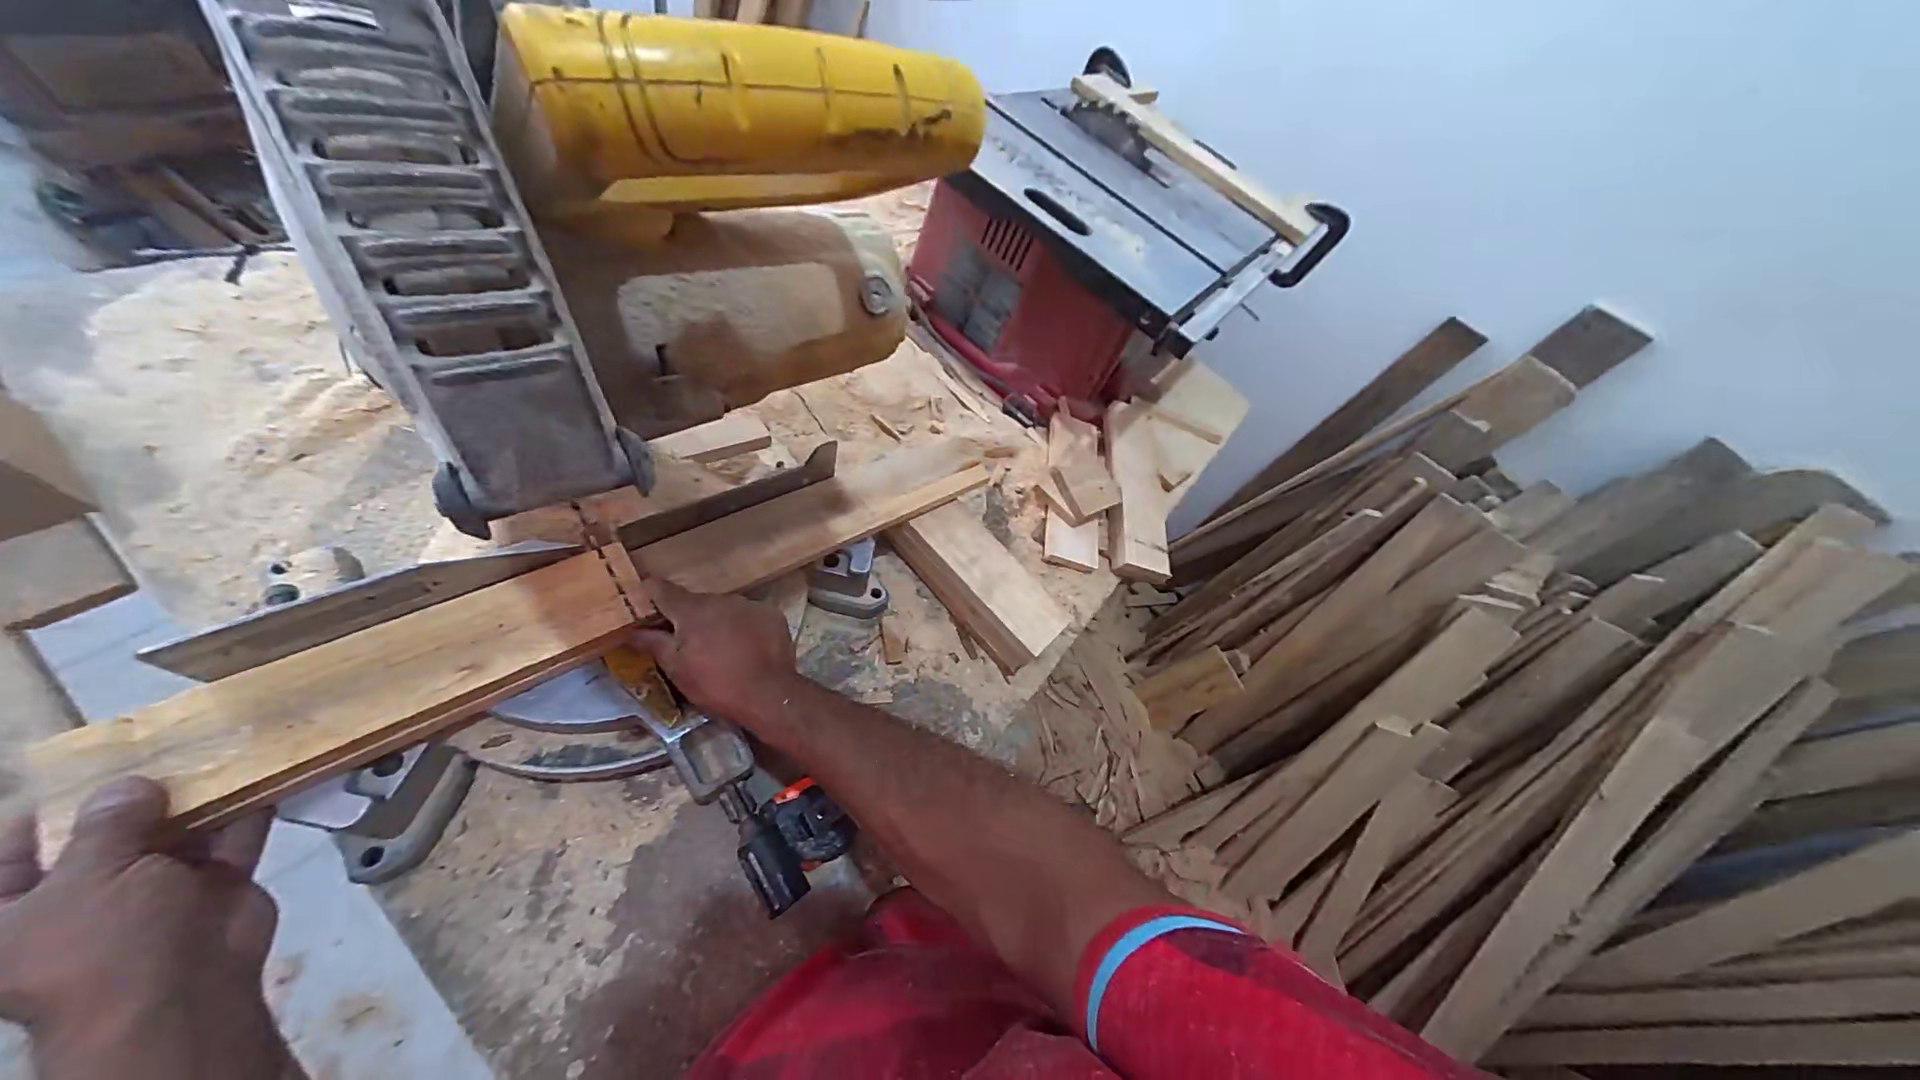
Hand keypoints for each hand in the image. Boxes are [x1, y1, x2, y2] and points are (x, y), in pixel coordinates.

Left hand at [0, 778, 292, 1079]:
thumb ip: (107, 825)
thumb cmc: (103, 941)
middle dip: (141, 797)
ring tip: (222, 752)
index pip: (16, 848)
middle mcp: (84, 899)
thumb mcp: (88, 877)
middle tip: (169, 749)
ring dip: (200, 800)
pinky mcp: (216, 886)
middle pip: (108, 836)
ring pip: (176, 835)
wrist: (184, 989)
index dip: (51, 808)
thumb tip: (126, 784)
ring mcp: (157, 893)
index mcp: (16, 910)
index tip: (94, 766)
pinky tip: (263, 776)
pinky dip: (250, 811)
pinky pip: (233, 841)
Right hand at [632, 576, 805, 728]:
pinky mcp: (771, 614)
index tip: (643, 600)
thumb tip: (629, 629)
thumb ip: (652, 643)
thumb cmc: (716, 684)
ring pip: (724, 608)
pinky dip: (743, 626)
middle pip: (696, 602)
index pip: (663, 589)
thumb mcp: (677, 669)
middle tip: (687, 643)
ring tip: (720, 649)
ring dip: (717, 621)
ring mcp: (749, 604)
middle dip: (689, 617)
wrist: (769, 694)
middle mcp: (721, 599)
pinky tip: (745, 647)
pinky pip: (749, 615)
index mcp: (692, 610)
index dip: (650, 593)